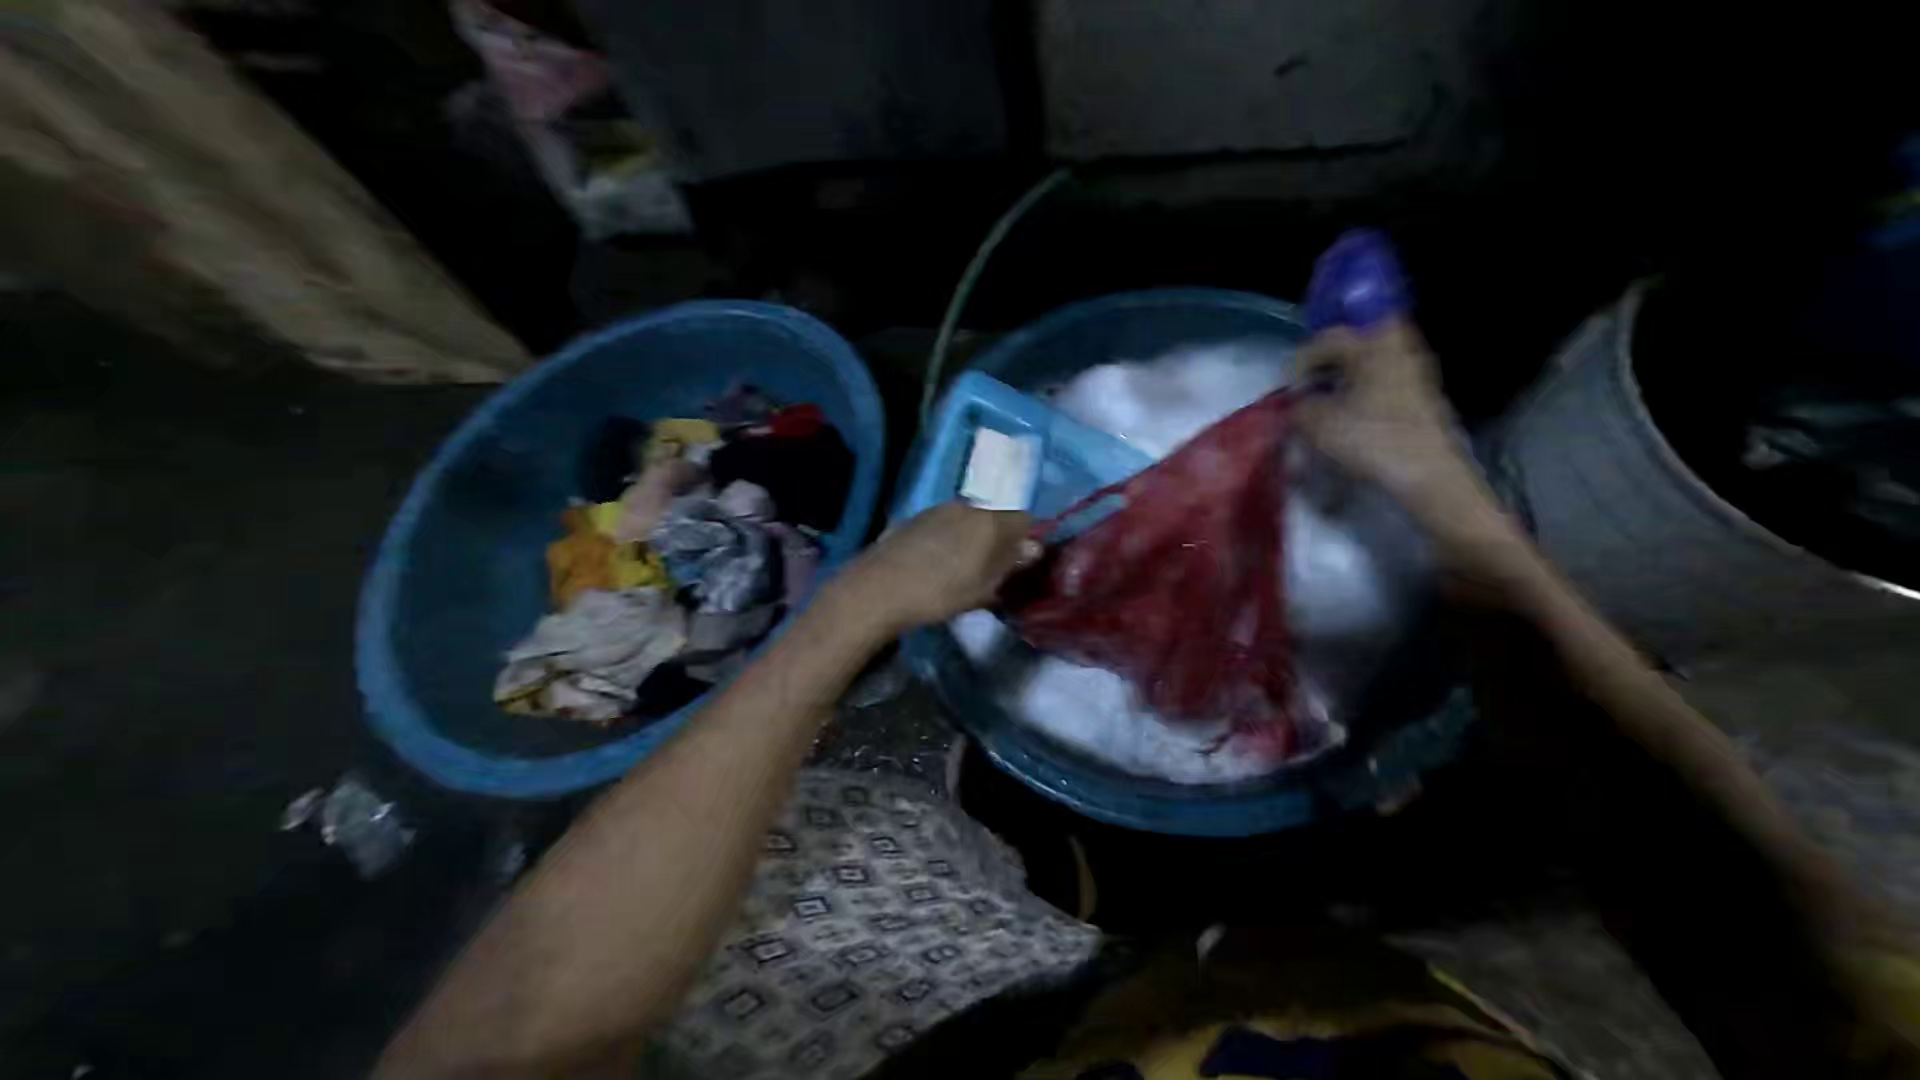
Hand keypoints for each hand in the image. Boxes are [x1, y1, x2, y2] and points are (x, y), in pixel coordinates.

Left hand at [827, 503, 1041, 634]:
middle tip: (989, 571)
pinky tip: (932, 563)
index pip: (1024, 520)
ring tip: (958, 568)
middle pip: (994, 518)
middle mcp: (967, 507)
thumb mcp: (983, 588)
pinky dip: (946, 539)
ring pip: (967, 520)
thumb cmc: (940, 593)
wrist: (879, 588)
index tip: (1017, 565)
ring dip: (970, 539)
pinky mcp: (914, 518)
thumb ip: (1010, 564)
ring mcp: (937, 509)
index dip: (1026, 541)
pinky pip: (943, 525)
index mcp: (991, 522)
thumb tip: (1032, 547)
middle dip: (997, 540)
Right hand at [1295, 318, 1521, 564]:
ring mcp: (1414, 372)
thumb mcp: (1318, 424)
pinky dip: (1362, 387)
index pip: (1328, 338)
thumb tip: (1297, 404)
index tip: (1288, 389)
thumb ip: (1298, 407)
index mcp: (1374, 348)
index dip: (1301, 361)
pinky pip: (1383, 378)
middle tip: (1310, 379)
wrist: (1427, 477)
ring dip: (1347, 372)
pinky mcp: (1420, 397)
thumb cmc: (1371, 442)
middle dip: (1331, 354)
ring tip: (1325, 398)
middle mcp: (1398, 350)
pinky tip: (1347, 413)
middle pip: (1359, 337)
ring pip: (1373, 358)